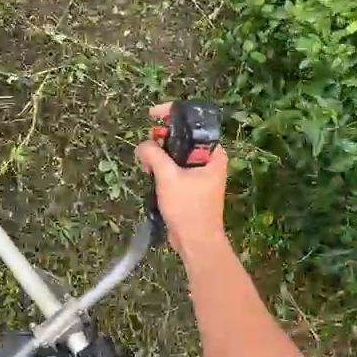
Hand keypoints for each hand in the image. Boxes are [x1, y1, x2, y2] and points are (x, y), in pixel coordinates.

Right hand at [136, 103, 229, 253]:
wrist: (195, 241)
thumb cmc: (187, 207)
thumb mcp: (168, 177)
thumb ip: (154, 155)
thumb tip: (143, 145)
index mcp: (213, 153)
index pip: (193, 123)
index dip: (172, 115)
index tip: (152, 114)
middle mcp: (209, 159)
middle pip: (182, 137)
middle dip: (161, 140)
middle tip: (147, 149)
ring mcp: (201, 172)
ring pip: (176, 153)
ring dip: (159, 156)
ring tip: (146, 167)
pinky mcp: (191, 184)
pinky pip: (175, 167)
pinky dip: (162, 168)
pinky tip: (150, 175)